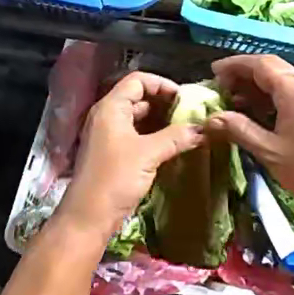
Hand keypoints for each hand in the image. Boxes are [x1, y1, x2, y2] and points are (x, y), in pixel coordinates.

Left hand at [56, 72, 203, 245]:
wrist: (89, 213)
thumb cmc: (115, 177)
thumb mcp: (148, 154)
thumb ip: (176, 137)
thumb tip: (204, 128)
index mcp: (110, 107)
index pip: (137, 80)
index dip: (162, 84)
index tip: (186, 98)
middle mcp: (107, 115)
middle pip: (138, 97)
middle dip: (165, 102)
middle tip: (193, 113)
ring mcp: (109, 134)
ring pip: (139, 117)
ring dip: (162, 120)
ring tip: (189, 128)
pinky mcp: (114, 152)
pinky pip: (137, 134)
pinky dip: (155, 135)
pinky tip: (174, 144)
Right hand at [206, 55, 293, 214]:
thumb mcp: (268, 150)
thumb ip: (238, 129)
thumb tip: (212, 118)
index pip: (260, 63)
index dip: (234, 64)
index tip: (213, 73)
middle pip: (271, 68)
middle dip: (243, 73)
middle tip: (221, 87)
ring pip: (282, 80)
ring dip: (256, 86)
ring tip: (233, 101)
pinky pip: (291, 93)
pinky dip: (270, 96)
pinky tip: (257, 113)